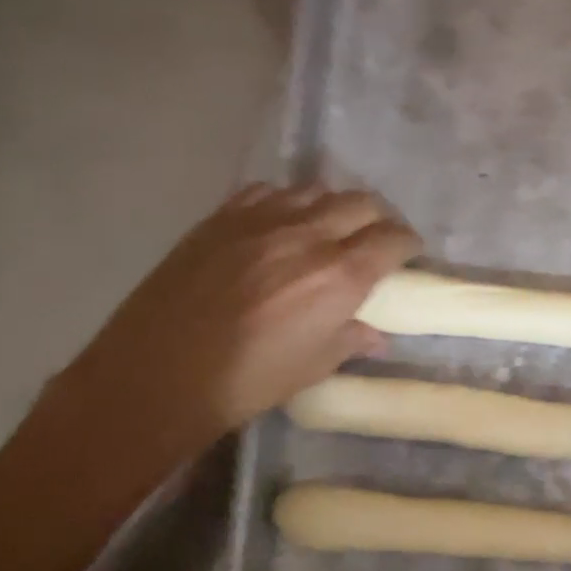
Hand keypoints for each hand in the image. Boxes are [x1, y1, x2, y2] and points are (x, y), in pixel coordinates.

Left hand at [55, 183, 417, 456]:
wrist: (161, 371)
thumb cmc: (248, 380)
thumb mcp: (312, 367)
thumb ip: (349, 340)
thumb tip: (374, 333)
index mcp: (338, 276)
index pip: (391, 240)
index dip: (407, 243)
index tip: (409, 253)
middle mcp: (307, 235)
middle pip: (359, 203)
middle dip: (378, 219)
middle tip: (376, 239)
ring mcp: (261, 219)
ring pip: (315, 190)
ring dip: (333, 206)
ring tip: (330, 228)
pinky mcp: (222, 216)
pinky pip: (269, 192)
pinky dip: (288, 202)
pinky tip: (282, 223)